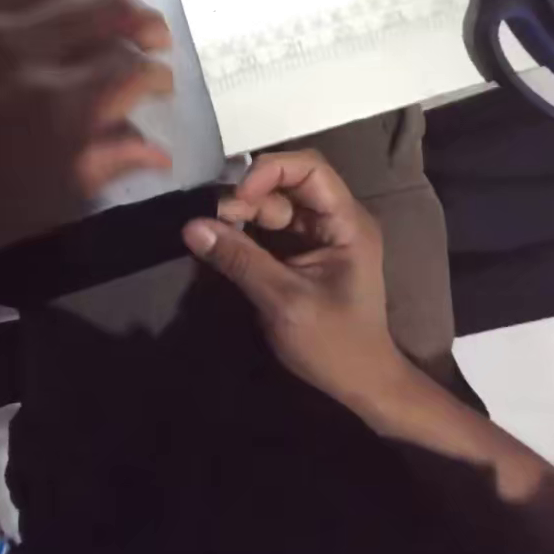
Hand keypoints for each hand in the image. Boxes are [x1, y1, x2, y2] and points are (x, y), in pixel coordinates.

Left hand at [0, 0, 176, 268]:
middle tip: (156, 39)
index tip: (160, 86)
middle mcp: (27, 51)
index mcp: (56, 109)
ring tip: (124, 1)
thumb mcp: (47, 201)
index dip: (156, 75)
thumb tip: (159, 151)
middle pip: (108, 6)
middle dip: (144, 19)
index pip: (130, 66)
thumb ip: (107, 162)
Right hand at [182, 150, 419, 423]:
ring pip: (275, 204)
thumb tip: (191, 226)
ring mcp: (319, 234)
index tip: (236, 196)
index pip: (310, 168)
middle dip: (248, 195)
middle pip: (288, 183)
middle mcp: (335, 219)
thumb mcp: (284, 302)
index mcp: (347, 223)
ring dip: (242, 212)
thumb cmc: (335, 345)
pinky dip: (245, 229)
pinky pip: (270, 227)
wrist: (362, 385)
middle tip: (213, 218)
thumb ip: (240, 260)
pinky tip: (222, 238)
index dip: (270, 170)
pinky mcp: (302, 251)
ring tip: (211, 229)